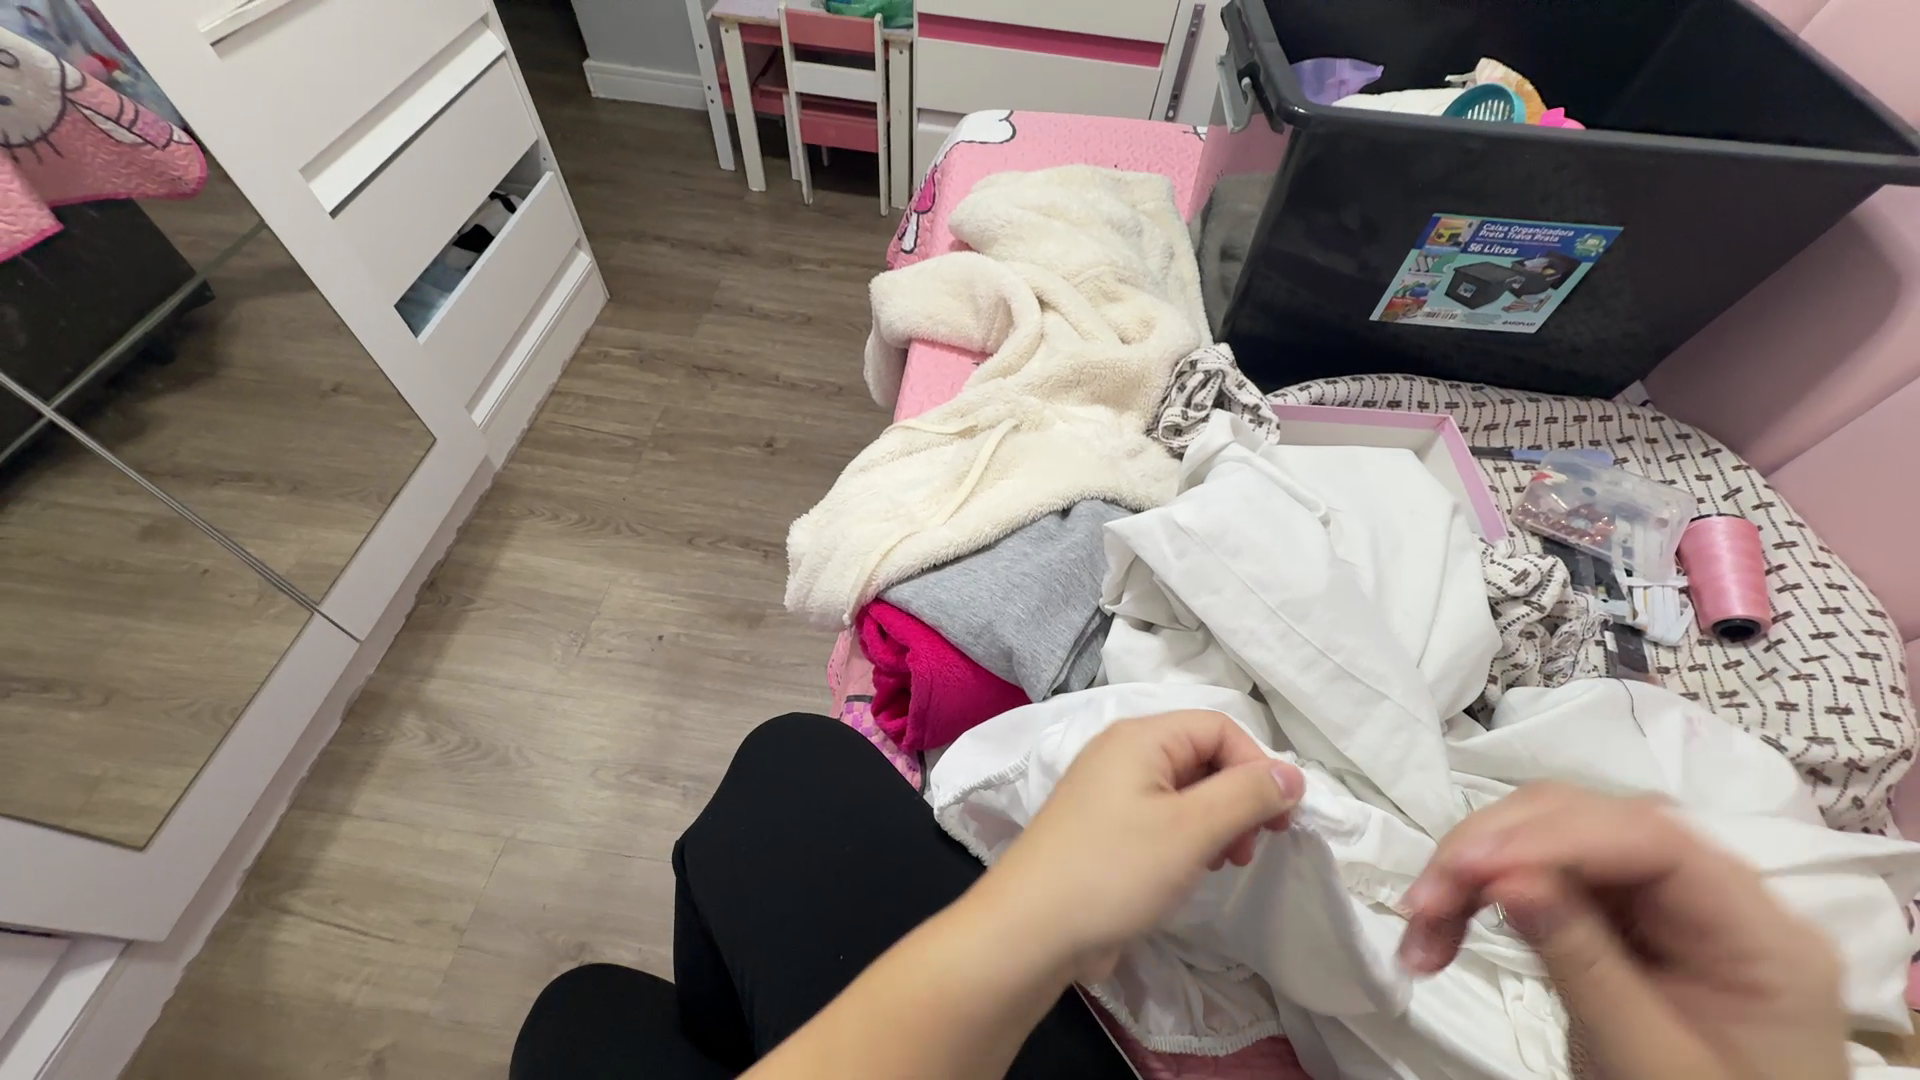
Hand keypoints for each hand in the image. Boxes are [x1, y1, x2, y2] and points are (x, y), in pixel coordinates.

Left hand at [968, 710, 1305, 983]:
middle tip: (1250, 849)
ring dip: (1216, 822)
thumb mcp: (1191, 829)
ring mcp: (1110, 790)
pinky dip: (1188, 837)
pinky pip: (1162, 816)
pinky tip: (1192, 871)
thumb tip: (1292, 774)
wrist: (1032, 928)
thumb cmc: (1115, 869)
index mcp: (1139, 737)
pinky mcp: (1106, 826)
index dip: (1257, 767)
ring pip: (1185, 790)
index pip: (1218, 727)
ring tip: (1222, 864)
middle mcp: (1122, 752)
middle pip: (1202, 756)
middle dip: (1238, 798)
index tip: (1281, 821)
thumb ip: (1246, 795)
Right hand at [1397, 784, 1847, 1079]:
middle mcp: (1705, 889)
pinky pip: (1525, 870)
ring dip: (1468, 869)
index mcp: (1756, 930)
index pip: (1648, 840)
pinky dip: (1472, 891)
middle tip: (1423, 901)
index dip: (1549, 837)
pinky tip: (1439, 925)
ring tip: (1419, 924)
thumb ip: (1587, 968)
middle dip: (1489, 849)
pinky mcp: (1609, 905)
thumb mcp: (1650, 1062)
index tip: (1466, 868)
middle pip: (1579, 819)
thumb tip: (1506, 879)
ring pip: (1538, 834)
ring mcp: (1652, 893)